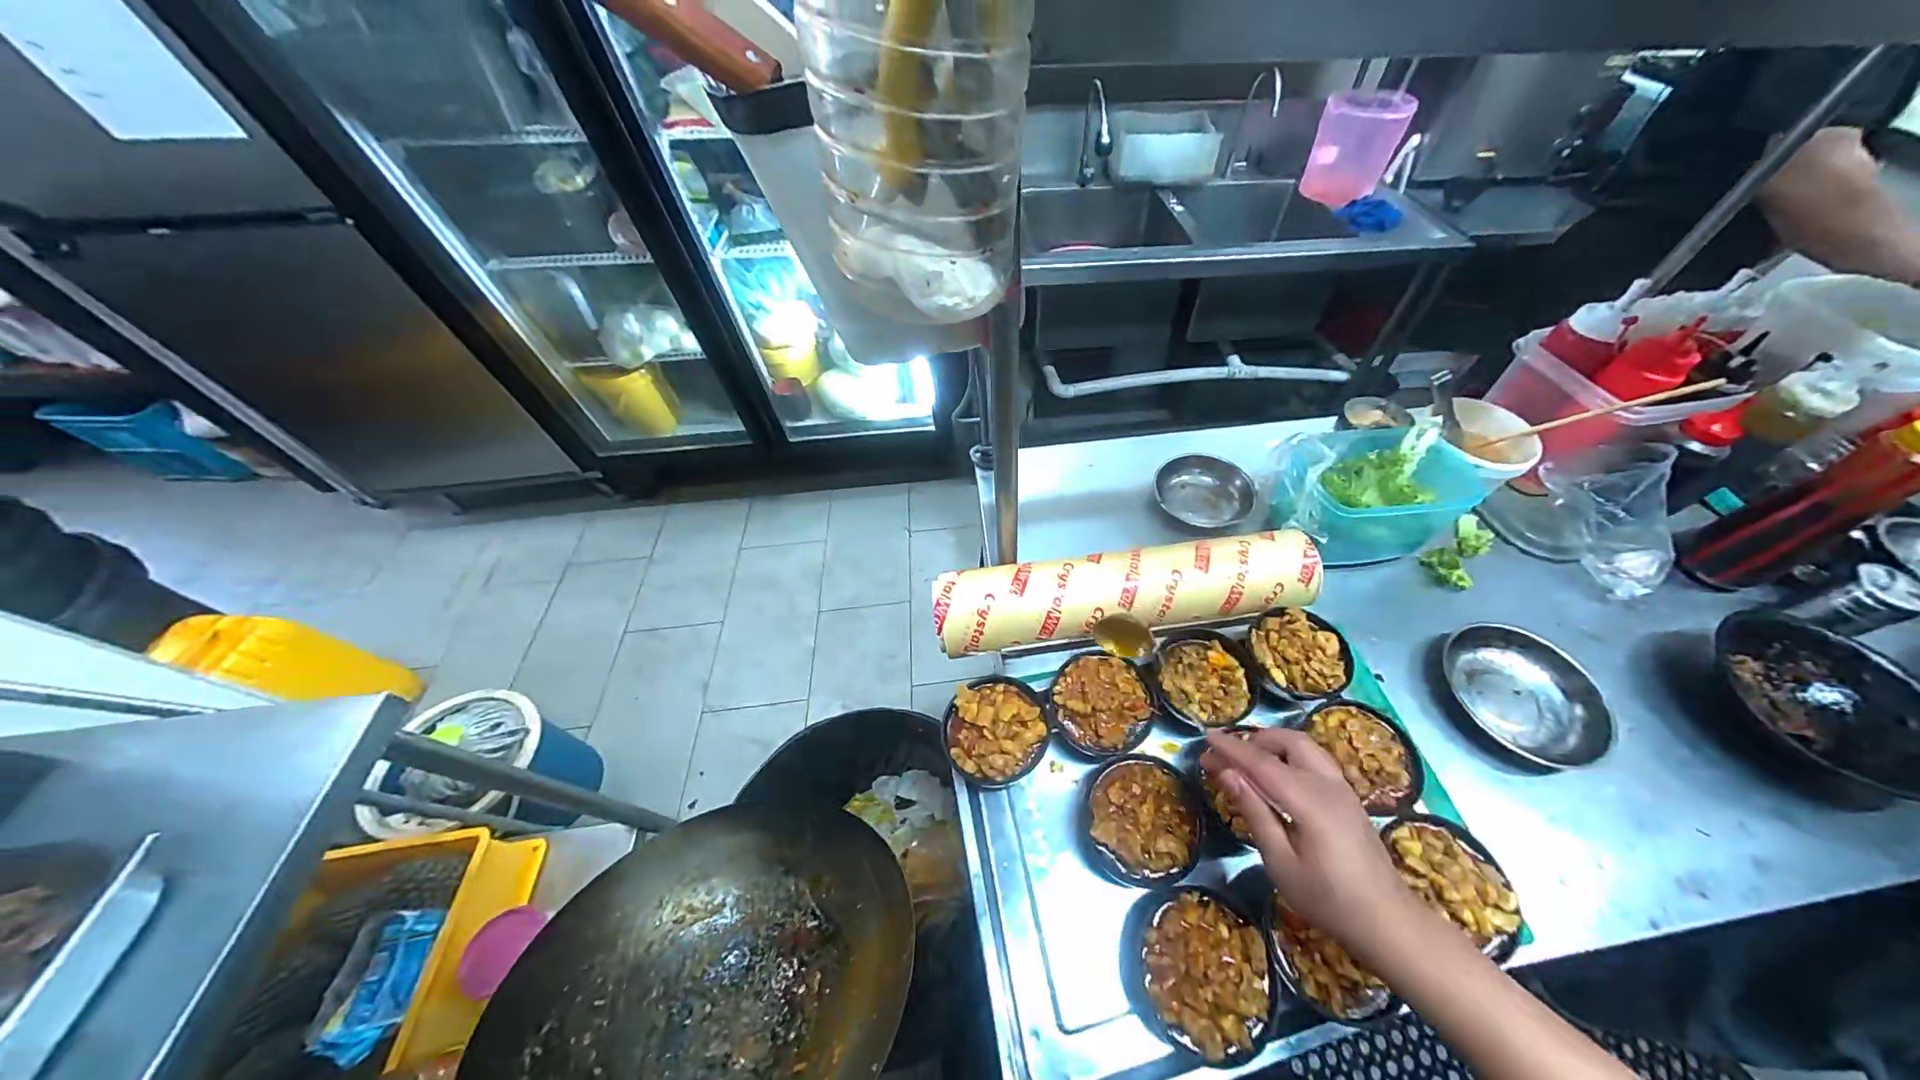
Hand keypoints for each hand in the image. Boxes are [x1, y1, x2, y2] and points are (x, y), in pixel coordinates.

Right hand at [1202, 728, 1420, 962]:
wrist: (1389, 922)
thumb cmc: (1328, 900)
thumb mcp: (1281, 862)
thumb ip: (1255, 812)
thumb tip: (1228, 774)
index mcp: (1309, 801)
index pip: (1262, 762)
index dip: (1231, 748)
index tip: (1206, 738)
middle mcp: (1328, 785)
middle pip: (1287, 741)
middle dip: (1253, 740)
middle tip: (1224, 755)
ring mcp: (1343, 789)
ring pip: (1304, 746)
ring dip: (1272, 745)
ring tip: (1246, 760)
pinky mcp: (1349, 798)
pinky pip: (1314, 760)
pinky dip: (1288, 755)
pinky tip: (1275, 775)